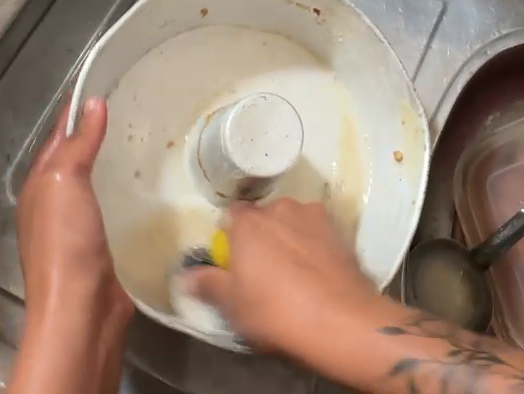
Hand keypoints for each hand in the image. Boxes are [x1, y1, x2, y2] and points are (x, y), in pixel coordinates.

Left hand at [16, 97, 133, 328]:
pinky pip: (116, 204)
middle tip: (137, 105)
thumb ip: (79, 144)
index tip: (105, 81)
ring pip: (98, 180)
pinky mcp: (104, 243)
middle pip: (77, 157)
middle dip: (99, 132)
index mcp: (40, 185)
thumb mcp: (65, 183)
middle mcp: (55, 203)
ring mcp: (79, 226)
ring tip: (150, 138)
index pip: (59, 135)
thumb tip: (93, 103)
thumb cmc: (66, 242)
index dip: (77, 109)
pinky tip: (151, 183)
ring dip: (116, 160)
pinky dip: (129, 188)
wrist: (80, 310)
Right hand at [183, 199, 392, 357]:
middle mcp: (280, 207)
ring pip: (292, 220)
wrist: (337, 317)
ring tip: (294, 270)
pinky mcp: (337, 227)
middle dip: (261, 235)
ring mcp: (312, 214)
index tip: (233, 258)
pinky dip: (313, 242)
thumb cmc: (274, 309)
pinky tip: (316, 269)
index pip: (231, 215)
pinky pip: (317, 230)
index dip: (230, 235)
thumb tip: (186, 275)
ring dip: (289, 236)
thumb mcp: (232, 304)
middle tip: (263, 268)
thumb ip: (207, 283)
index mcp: (248, 222)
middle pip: (264, 216)